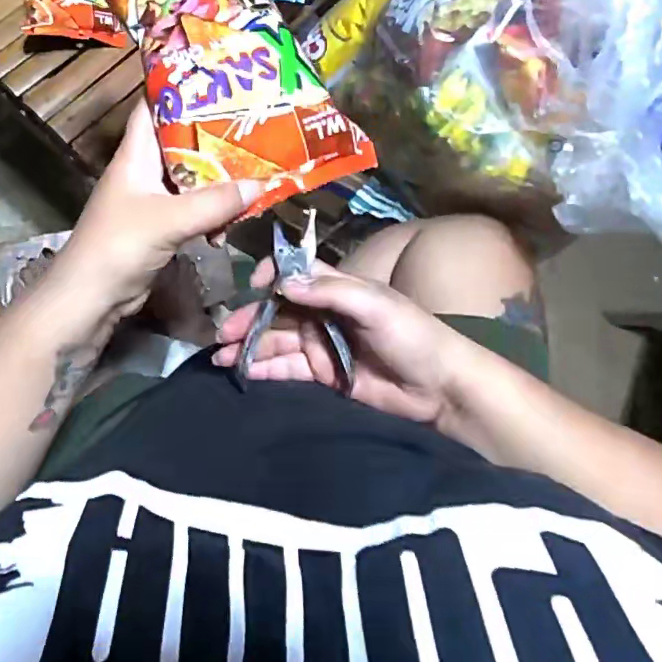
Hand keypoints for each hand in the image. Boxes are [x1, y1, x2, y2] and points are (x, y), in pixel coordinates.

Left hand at [50, 100, 259, 313]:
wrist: (89, 299)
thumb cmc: (119, 246)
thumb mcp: (170, 219)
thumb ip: (216, 202)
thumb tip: (262, 185)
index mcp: (136, 155)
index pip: (152, 106)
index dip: (179, 88)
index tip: (218, 78)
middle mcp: (143, 171)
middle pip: (182, 144)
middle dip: (216, 139)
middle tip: (256, 129)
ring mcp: (151, 200)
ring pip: (192, 180)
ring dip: (220, 183)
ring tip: (254, 181)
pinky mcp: (159, 227)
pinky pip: (193, 210)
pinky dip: (212, 213)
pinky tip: (231, 224)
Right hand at [212, 260, 465, 424]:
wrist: (440, 389)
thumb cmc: (413, 335)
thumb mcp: (376, 305)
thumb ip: (330, 291)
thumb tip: (283, 284)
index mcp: (336, 288)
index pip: (295, 272)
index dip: (271, 275)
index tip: (252, 285)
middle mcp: (322, 312)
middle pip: (276, 311)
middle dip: (248, 320)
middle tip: (222, 334)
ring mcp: (320, 344)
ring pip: (276, 341)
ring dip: (249, 347)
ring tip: (221, 357)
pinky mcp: (322, 374)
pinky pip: (286, 369)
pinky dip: (264, 370)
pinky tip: (243, 372)